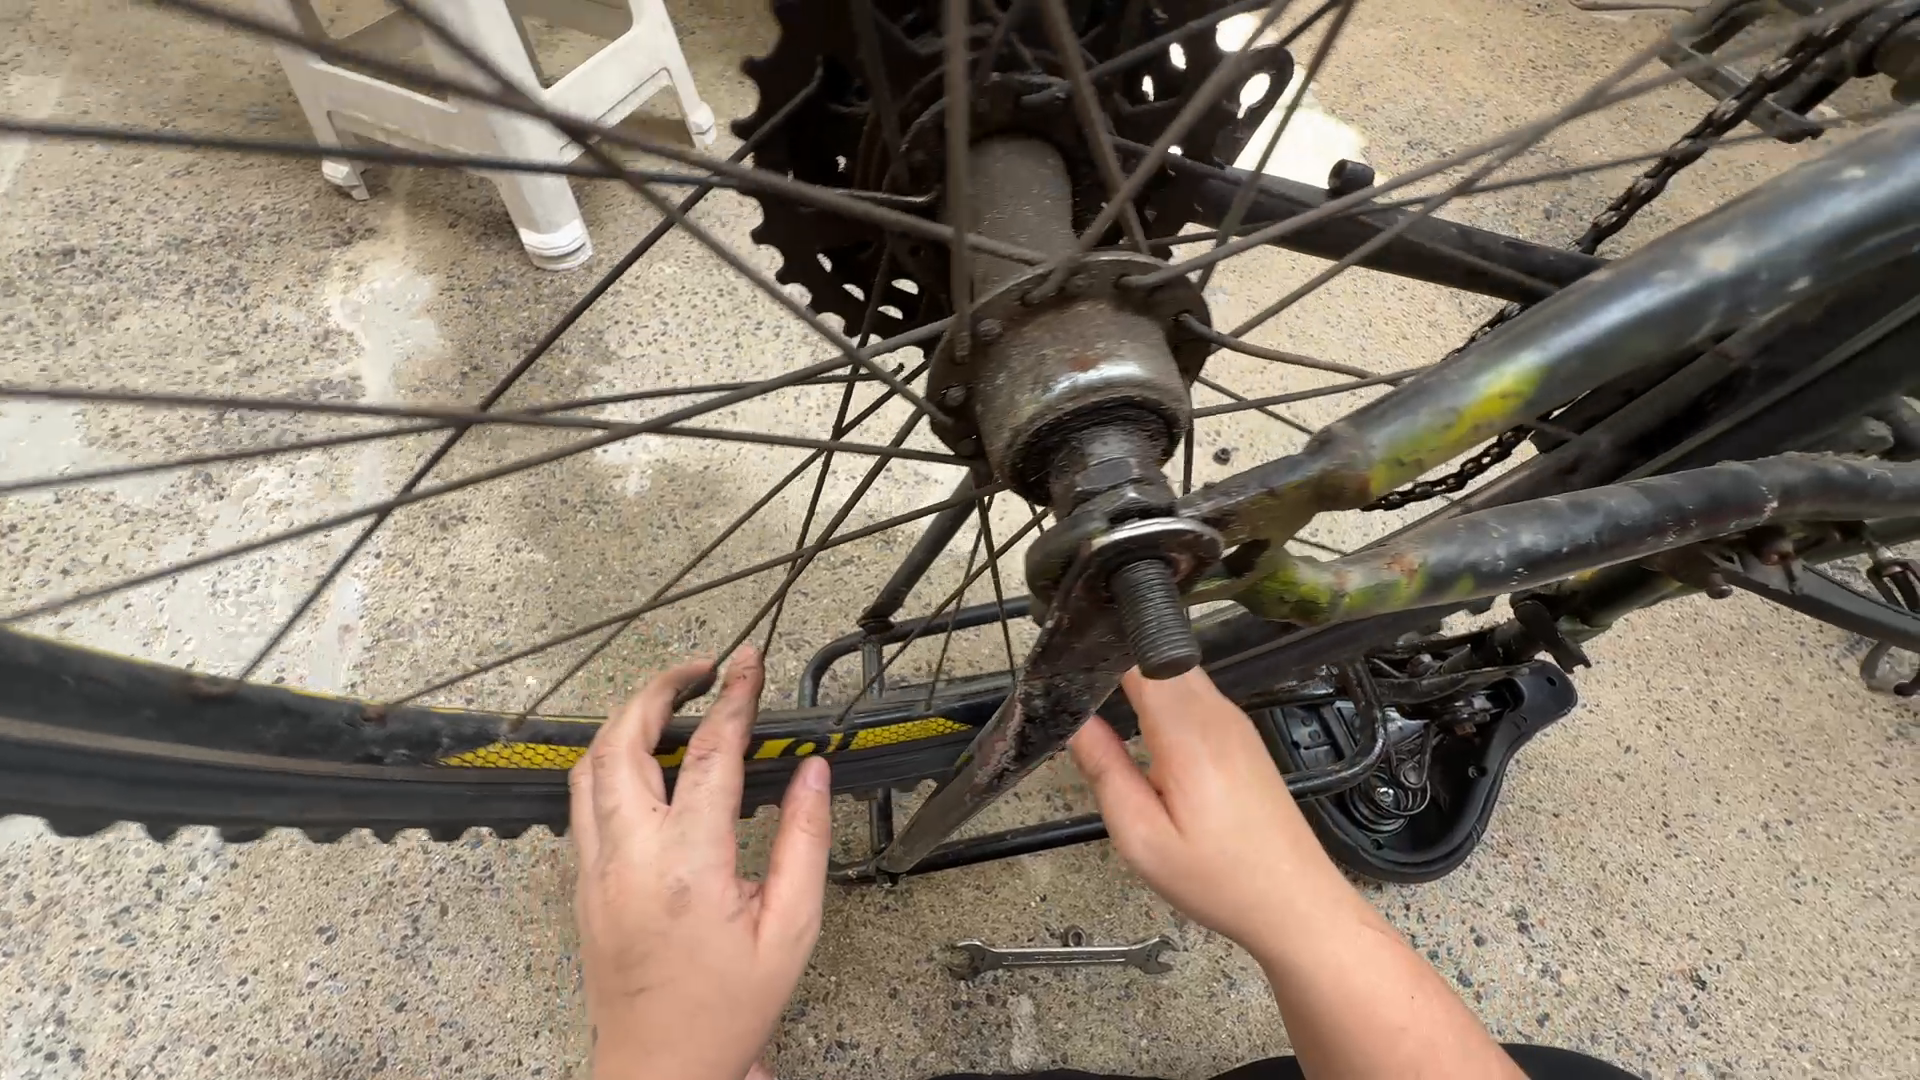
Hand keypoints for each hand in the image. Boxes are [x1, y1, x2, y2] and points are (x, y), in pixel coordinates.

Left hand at [570, 647, 831, 1079]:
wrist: (660, 1071)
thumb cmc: (730, 1005)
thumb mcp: (793, 926)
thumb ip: (805, 839)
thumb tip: (812, 770)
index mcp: (688, 867)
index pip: (711, 756)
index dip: (735, 699)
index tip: (749, 661)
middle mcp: (629, 858)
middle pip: (624, 742)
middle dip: (660, 689)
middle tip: (703, 669)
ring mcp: (596, 869)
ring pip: (591, 765)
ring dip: (629, 717)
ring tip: (674, 697)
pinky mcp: (584, 881)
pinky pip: (584, 796)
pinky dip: (612, 753)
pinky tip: (647, 751)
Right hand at [1068, 667, 1330, 955]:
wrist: (1297, 904)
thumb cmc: (1218, 878)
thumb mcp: (1142, 837)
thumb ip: (1105, 770)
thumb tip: (1075, 721)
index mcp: (1187, 731)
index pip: (1141, 660)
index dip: (1103, 652)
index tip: (1069, 667)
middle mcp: (1215, 713)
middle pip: (1157, 658)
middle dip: (1116, 662)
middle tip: (1075, 688)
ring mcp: (1233, 720)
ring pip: (1176, 673)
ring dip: (1140, 679)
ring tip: (1102, 703)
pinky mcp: (1241, 734)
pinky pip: (1193, 693)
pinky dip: (1162, 696)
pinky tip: (1144, 727)